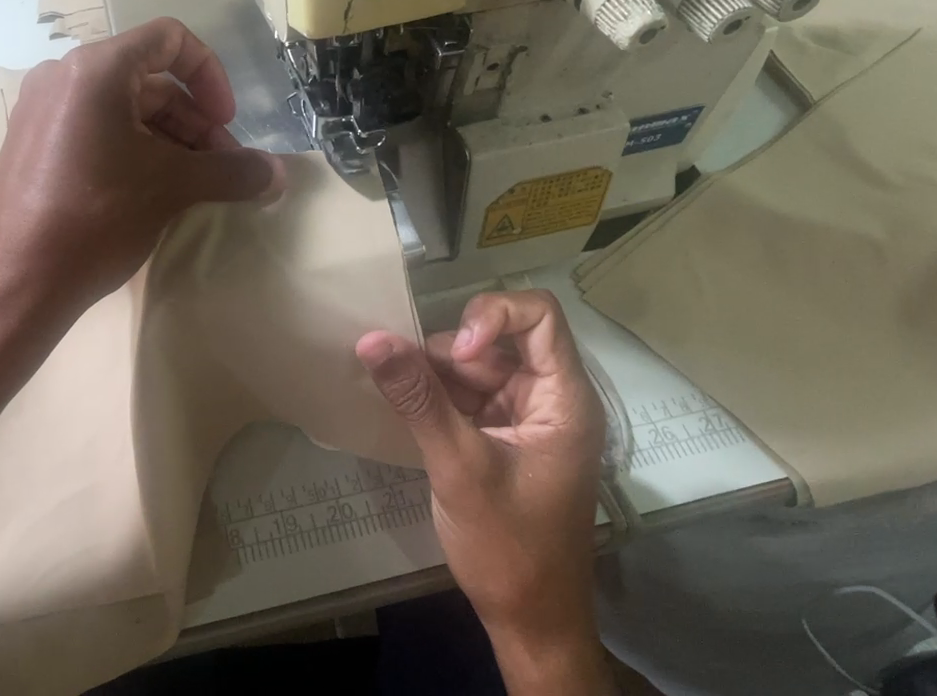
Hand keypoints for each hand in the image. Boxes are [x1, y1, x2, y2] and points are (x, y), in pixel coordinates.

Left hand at [0, 17, 284, 321]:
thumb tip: (280, 175)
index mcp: (95, 69)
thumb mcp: (172, 188)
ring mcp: (43, 111)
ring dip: (170, 139)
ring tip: (194, 185)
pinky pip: (96, 129)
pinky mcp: (34, 145)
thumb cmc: (96, 218)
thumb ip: (233, 172)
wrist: (17, 284)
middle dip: (195, 121)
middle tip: (221, 168)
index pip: (170, 40)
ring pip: (125, 108)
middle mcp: (63, 76)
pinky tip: (153, 192)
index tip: (227, 121)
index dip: (210, 74)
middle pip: (149, 80)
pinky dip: (135, 149)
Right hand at [356, 291, 612, 692]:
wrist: (529, 620)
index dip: (492, 315)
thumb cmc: (508, 546)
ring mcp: (527, 416)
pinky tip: (411, 413)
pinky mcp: (503, 435)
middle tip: (411, 388)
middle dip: (450, 355)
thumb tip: (372, 339)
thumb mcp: (458, 467)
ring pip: (477, 365)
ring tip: (406, 405)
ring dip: (438, 377)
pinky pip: (469, 394)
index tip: (455, 354)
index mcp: (564, 398)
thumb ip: (417, 399)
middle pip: (499, 338)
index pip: (538, 315)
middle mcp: (550, 397)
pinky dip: (439, 398)